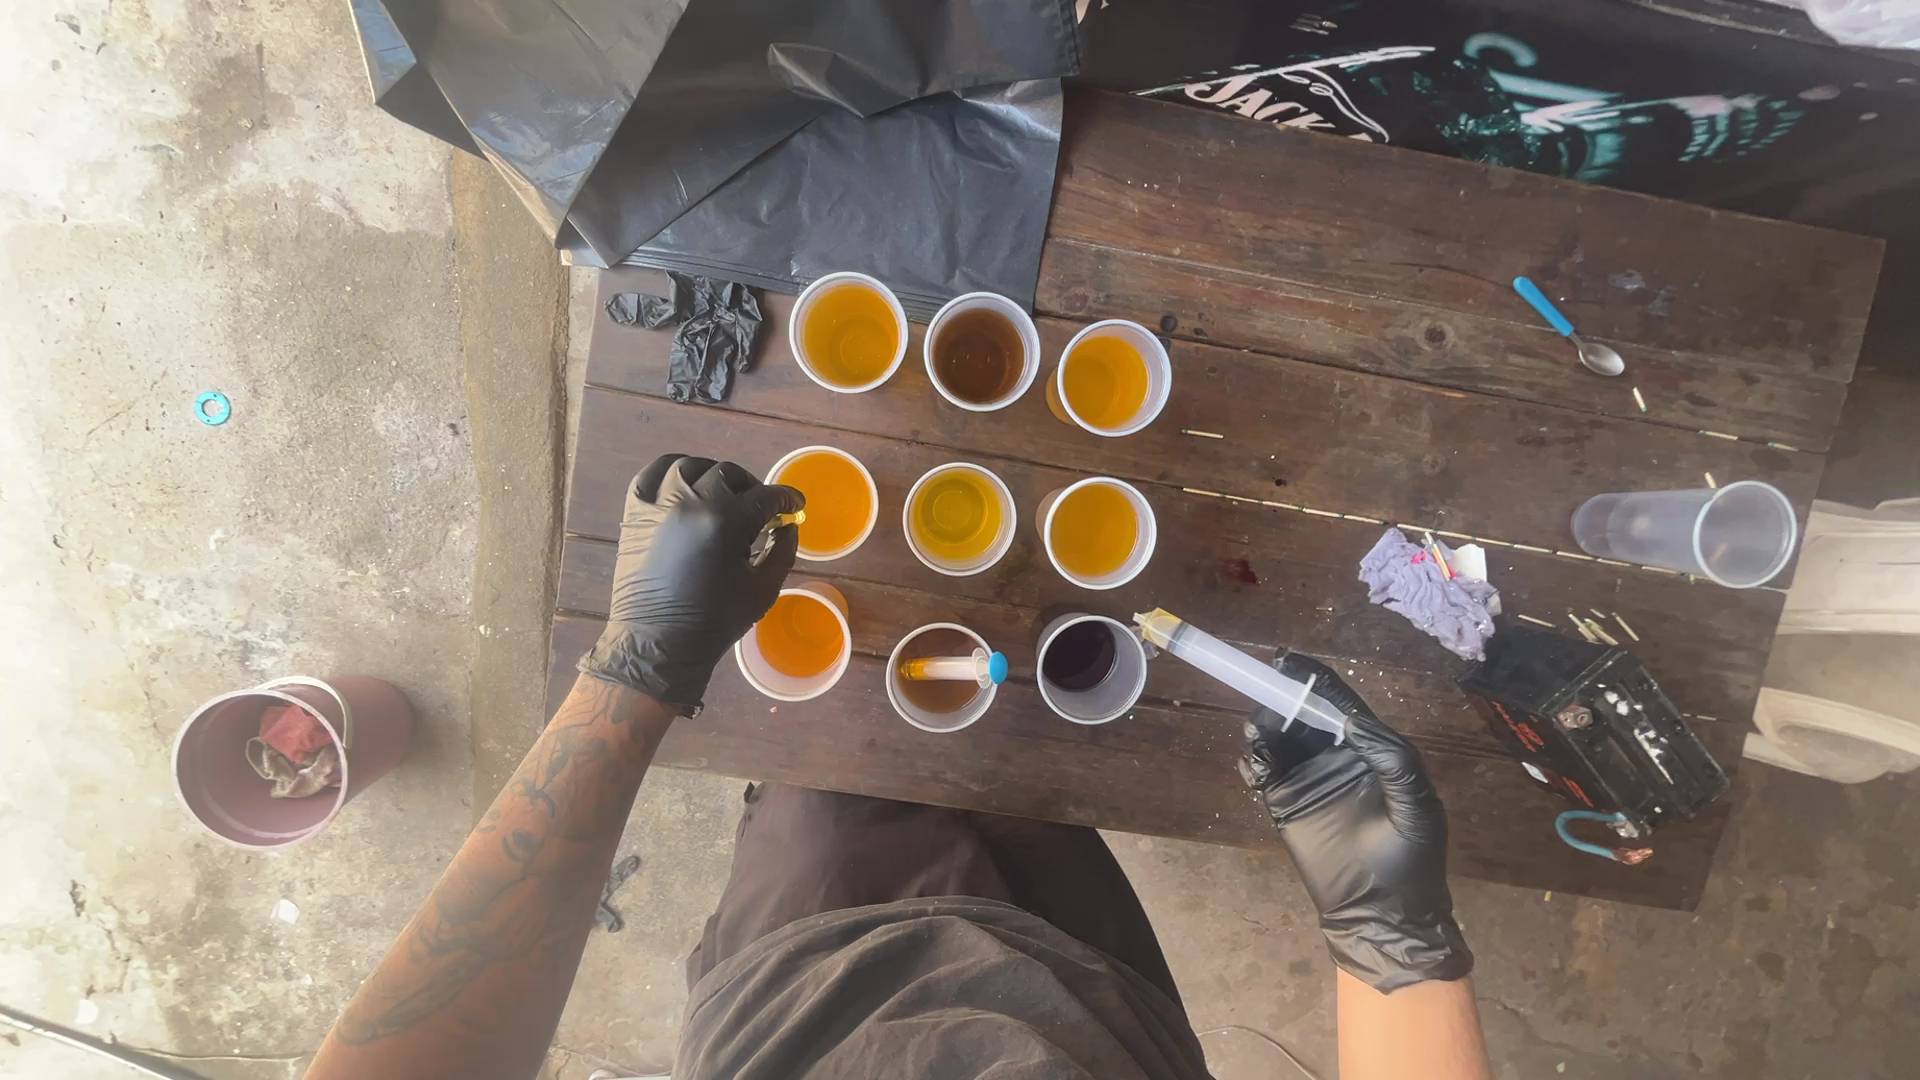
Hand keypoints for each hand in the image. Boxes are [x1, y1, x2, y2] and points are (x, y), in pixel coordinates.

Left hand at [578, 455, 803, 711]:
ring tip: (722, 492)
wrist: (658, 643)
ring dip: (713, 475)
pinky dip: (672, 472)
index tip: (795, 504)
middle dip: (751, 487)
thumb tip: (788, 523)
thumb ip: (783, 548)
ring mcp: (658, 505)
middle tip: (760, 506)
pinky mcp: (635, 514)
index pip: (765, 496)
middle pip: (728, 474)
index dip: (786, 498)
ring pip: (690, 466)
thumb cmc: (717, 620)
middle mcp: (690, 503)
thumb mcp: (764, 587)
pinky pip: (652, 475)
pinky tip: (684, 486)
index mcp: (726, 521)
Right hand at [1238, 650, 1472, 991]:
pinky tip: (1259, 769)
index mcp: (1367, 748)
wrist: (1382, 914)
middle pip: (1297, 711)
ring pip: (1273, 735)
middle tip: (1268, 698)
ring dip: (1262, 727)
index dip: (1312, 677)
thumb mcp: (1417, 807)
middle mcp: (1331, 754)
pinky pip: (1258, 768)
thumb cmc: (1410, 861)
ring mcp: (1303, 776)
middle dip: (1279, 697)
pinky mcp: (1280, 799)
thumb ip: (1393, 759)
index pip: (1336, 702)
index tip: (1285, 660)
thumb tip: (1350, 720)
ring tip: (1263, 739)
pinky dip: (1252, 760)